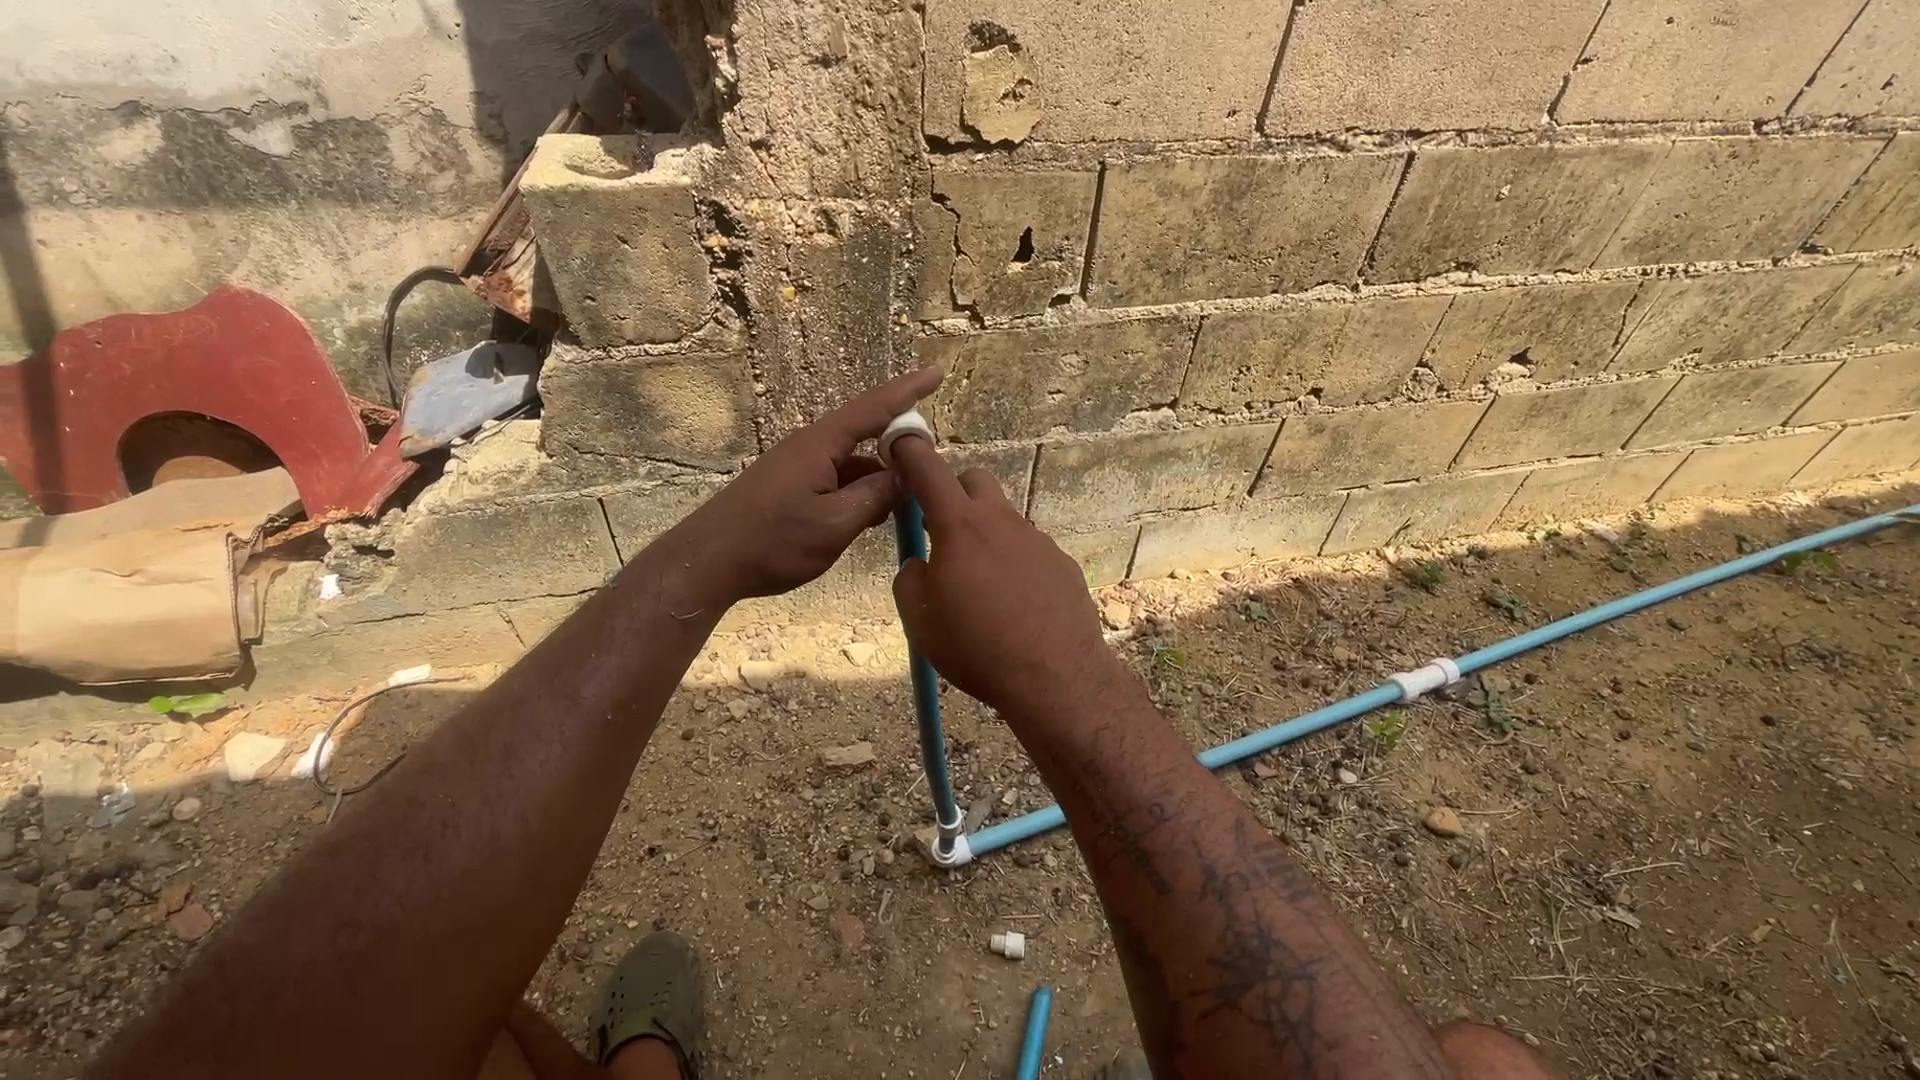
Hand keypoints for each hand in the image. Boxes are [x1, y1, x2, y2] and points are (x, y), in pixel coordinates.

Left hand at [674, 366, 943, 604]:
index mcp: (820, 445)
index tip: (938, 372)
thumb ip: (875, 496)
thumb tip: (906, 474)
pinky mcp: (788, 486)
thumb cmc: (772, 543)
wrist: (707, 563)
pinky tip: (869, 518)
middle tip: (929, 465)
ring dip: (878, 476)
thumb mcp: (835, 524)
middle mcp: (808, 446)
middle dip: (899, 442)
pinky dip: (858, 491)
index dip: (909, 389)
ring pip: (850, 461)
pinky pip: (834, 477)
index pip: (874, 407)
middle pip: (864, 432)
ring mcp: (795, 466)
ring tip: (903, 505)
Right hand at [889, 437, 1121, 721]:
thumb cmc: (976, 648)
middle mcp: (1001, 521)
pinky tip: (1016, 605)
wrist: (1054, 676)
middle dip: (955, 494)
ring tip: (983, 588)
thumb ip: (910, 579)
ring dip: (986, 536)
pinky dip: (1015, 564)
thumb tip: (920, 563)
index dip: (910, 451)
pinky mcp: (1062, 562)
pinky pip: (1029, 549)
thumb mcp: (920, 621)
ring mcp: (1037, 539)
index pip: (929, 470)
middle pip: (975, 480)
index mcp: (960, 527)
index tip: (901, 444)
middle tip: (944, 535)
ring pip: (1004, 519)